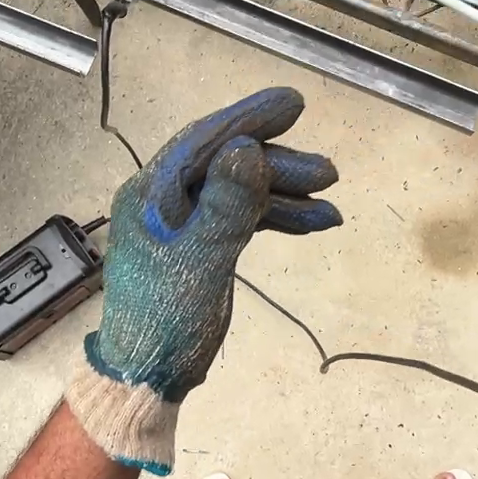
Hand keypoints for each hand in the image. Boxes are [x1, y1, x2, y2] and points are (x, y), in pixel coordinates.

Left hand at [68, 87, 341, 473]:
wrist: (148, 374)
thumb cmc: (165, 320)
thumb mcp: (200, 262)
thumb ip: (225, 207)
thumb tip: (248, 149)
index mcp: (151, 194)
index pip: (203, 142)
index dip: (249, 121)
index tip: (294, 105)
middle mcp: (164, 198)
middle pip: (226, 165)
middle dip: (277, 166)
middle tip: (328, 173)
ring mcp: (182, 220)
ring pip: (238, 190)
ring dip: (283, 194)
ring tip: (329, 208)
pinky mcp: (199, 242)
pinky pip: (240, 216)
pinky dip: (273, 218)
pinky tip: (311, 223)